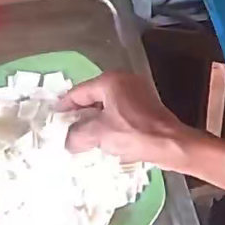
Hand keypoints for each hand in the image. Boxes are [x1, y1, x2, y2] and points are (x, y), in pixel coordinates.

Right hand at [61, 71, 205, 167]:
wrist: (171, 144)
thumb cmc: (133, 134)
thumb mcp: (98, 134)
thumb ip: (77, 134)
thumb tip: (69, 140)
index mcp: (110, 81)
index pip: (79, 92)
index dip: (64, 106)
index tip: (53, 118)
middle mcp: (123, 80)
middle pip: (93, 96)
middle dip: (79, 113)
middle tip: (65, 128)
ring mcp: (136, 92)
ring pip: (106, 105)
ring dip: (94, 119)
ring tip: (82, 135)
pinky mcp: (145, 106)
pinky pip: (119, 111)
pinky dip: (109, 122)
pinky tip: (103, 137)